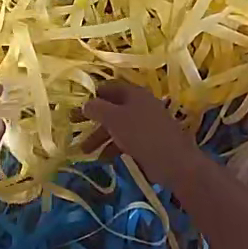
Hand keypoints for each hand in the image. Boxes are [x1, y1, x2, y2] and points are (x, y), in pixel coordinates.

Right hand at [82, 80, 207, 186]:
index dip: (92, 95)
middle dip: (93, 120)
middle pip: (112, 108)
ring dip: (100, 137)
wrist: (173, 161)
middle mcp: (140, 105)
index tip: (76, 106)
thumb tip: (85, 104)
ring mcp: (146, 123)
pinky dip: (113, 147)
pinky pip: (126, 140)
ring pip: (117, 126)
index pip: (109, 87)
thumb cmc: (141, 134)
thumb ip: (97, 109)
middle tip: (74, 128)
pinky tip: (103, 158)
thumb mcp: (115, 119)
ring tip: (85, 151)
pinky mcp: (148, 141)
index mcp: (134, 94)